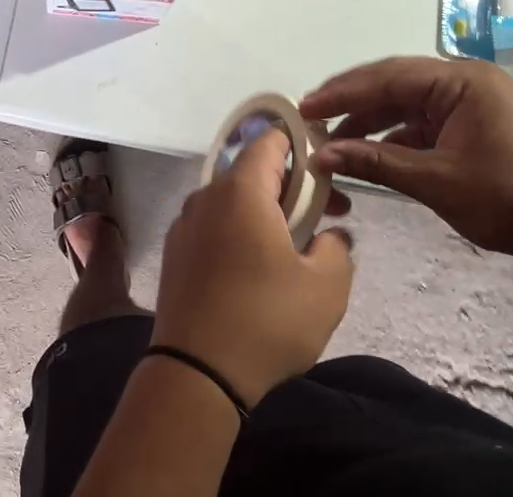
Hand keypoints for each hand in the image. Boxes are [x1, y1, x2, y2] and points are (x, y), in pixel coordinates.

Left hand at [151, 128, 353, 405]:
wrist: (195, 370)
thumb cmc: (266, 321)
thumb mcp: (326, 288)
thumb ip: (338, 248)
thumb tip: (333, 234)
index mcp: (241, 191)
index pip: (269, 141)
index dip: (301, 143)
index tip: (328, 161)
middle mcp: (206, 197)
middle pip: (252, 172)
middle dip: (293, 186)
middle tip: (329, 214)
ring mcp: (184, 224)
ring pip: (232, 201)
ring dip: (266, 210)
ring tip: (298, 245)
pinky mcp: (175, 252)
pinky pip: (214, 225)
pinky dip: (240, 230)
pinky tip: (260, 265)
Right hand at [302, 57, 512, 267]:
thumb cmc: (510, 200)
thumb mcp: (435, 181)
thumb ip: (375, 161)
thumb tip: (321, 156)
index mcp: (461, 81)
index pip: (387, 77)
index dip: (342, 93)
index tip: (304, 107)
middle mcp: (466, 82)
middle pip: (395, 84)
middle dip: (352, 102)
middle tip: (310, 117)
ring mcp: (472, 103)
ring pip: (407, 104)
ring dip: (370, 122)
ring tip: (331, 139)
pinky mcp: (475, 127)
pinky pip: (424, 122)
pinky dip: (394, 136)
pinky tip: (368, 152)